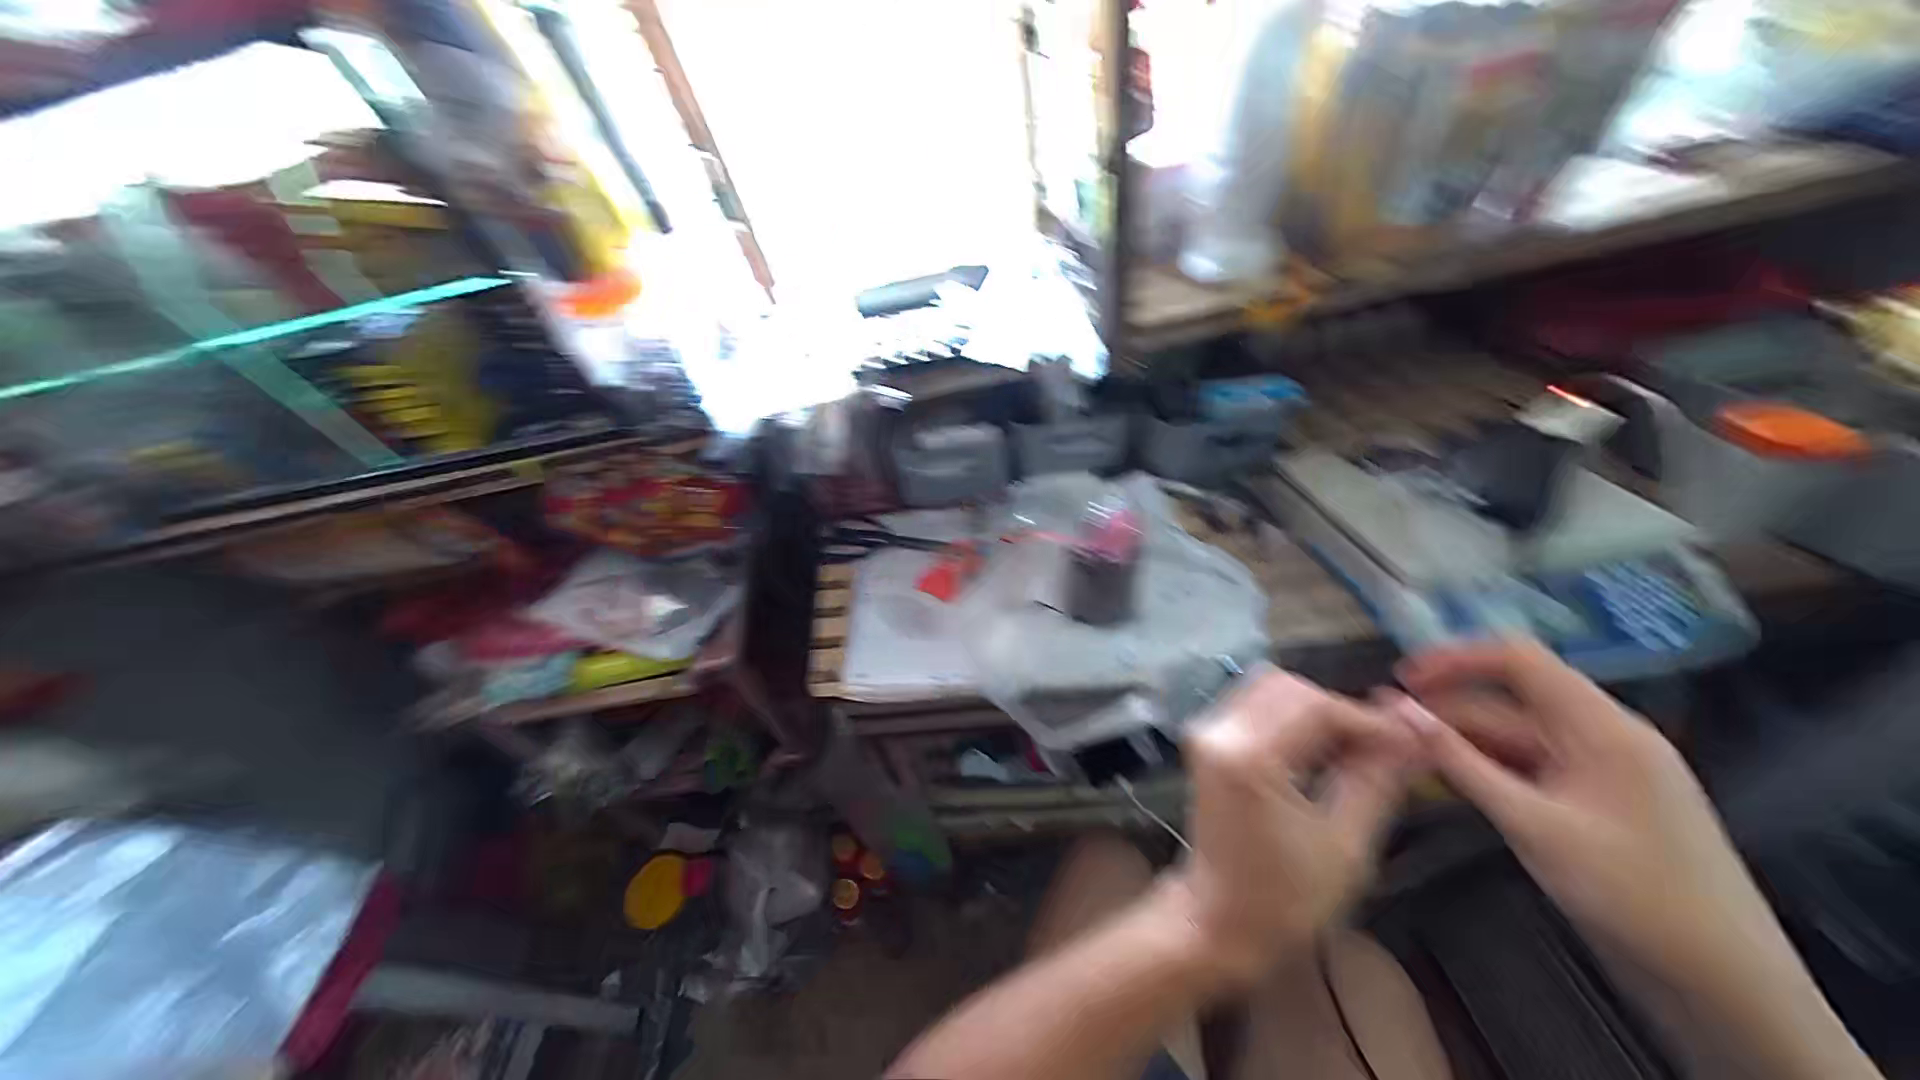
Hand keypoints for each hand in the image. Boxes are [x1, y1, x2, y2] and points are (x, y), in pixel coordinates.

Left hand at [1172, 667, 1416, 987]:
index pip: (1315, 705)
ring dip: (1317, 710)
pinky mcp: (1206, 740)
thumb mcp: (1346, 845)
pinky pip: (1255, 706)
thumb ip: (1378, 781)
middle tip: (1383, 744)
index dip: (1368, 718)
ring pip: (1270, 690)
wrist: (1217, 918)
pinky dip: (1293, 718)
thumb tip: (1416, 737)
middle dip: (1341, 709)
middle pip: (1289, 687)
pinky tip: (1324, 749)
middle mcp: (1217, 731)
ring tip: (1358, 748)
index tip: (1410, 738)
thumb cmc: (1283, 897)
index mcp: (1247, 756)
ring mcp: (1206, 732)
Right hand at [1395, 642, 1773, 969]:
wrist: (1725, 984)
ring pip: (1514, 735)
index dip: (1456, 658)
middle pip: (1510, 700)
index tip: (1402, 677)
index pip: (1520, 659)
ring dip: (1460, 740)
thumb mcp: (1532, 824)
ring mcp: (1600, 768)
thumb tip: (1396, 709)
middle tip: (1387, 726)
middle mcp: (1603, 735)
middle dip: (1447, 707)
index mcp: (1603, 727)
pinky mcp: (1593, 798)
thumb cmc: (1632, 894)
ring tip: (1404, 753)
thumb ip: (1460, 762)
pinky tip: (1446, 779)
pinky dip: (1485, 766)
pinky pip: (1528, 764)